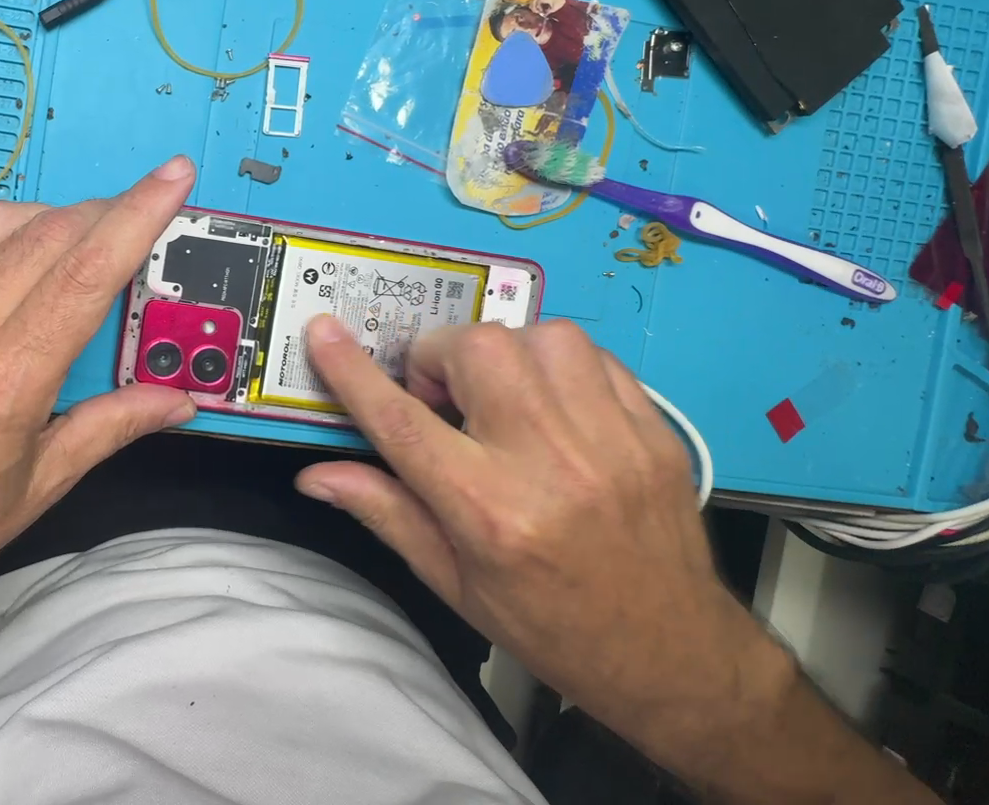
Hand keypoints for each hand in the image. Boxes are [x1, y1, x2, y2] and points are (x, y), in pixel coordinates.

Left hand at [0, 157, 198, 616]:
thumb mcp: (41, 482)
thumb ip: (113, 426)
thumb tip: (174, 402)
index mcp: (7, 378)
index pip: (87, 272)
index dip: (138, 215)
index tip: (173, 178)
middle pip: (51, 233)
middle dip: (110, 209)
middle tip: (147, 215)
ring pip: (1, 220)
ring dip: (57, 215)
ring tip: (90, 236)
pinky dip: (2, 228)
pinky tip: (23, 249)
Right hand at [294, 317, 770, 748]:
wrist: (675, 656)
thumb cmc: (545, 622)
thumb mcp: (449, 580)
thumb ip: (383, 511)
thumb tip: (313, 476)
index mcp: (486, 510)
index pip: (401, 421)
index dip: (353, 370)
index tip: (322, 331)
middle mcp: (548, 464)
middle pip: (478, 352)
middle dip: (440, 357)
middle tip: (441, 396)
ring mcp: (610, 441)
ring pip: (539, 338)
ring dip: (500, 352)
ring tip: (495, 392)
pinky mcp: (652, 430)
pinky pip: (591, 355)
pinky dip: (553, 361)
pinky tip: (545, 398)